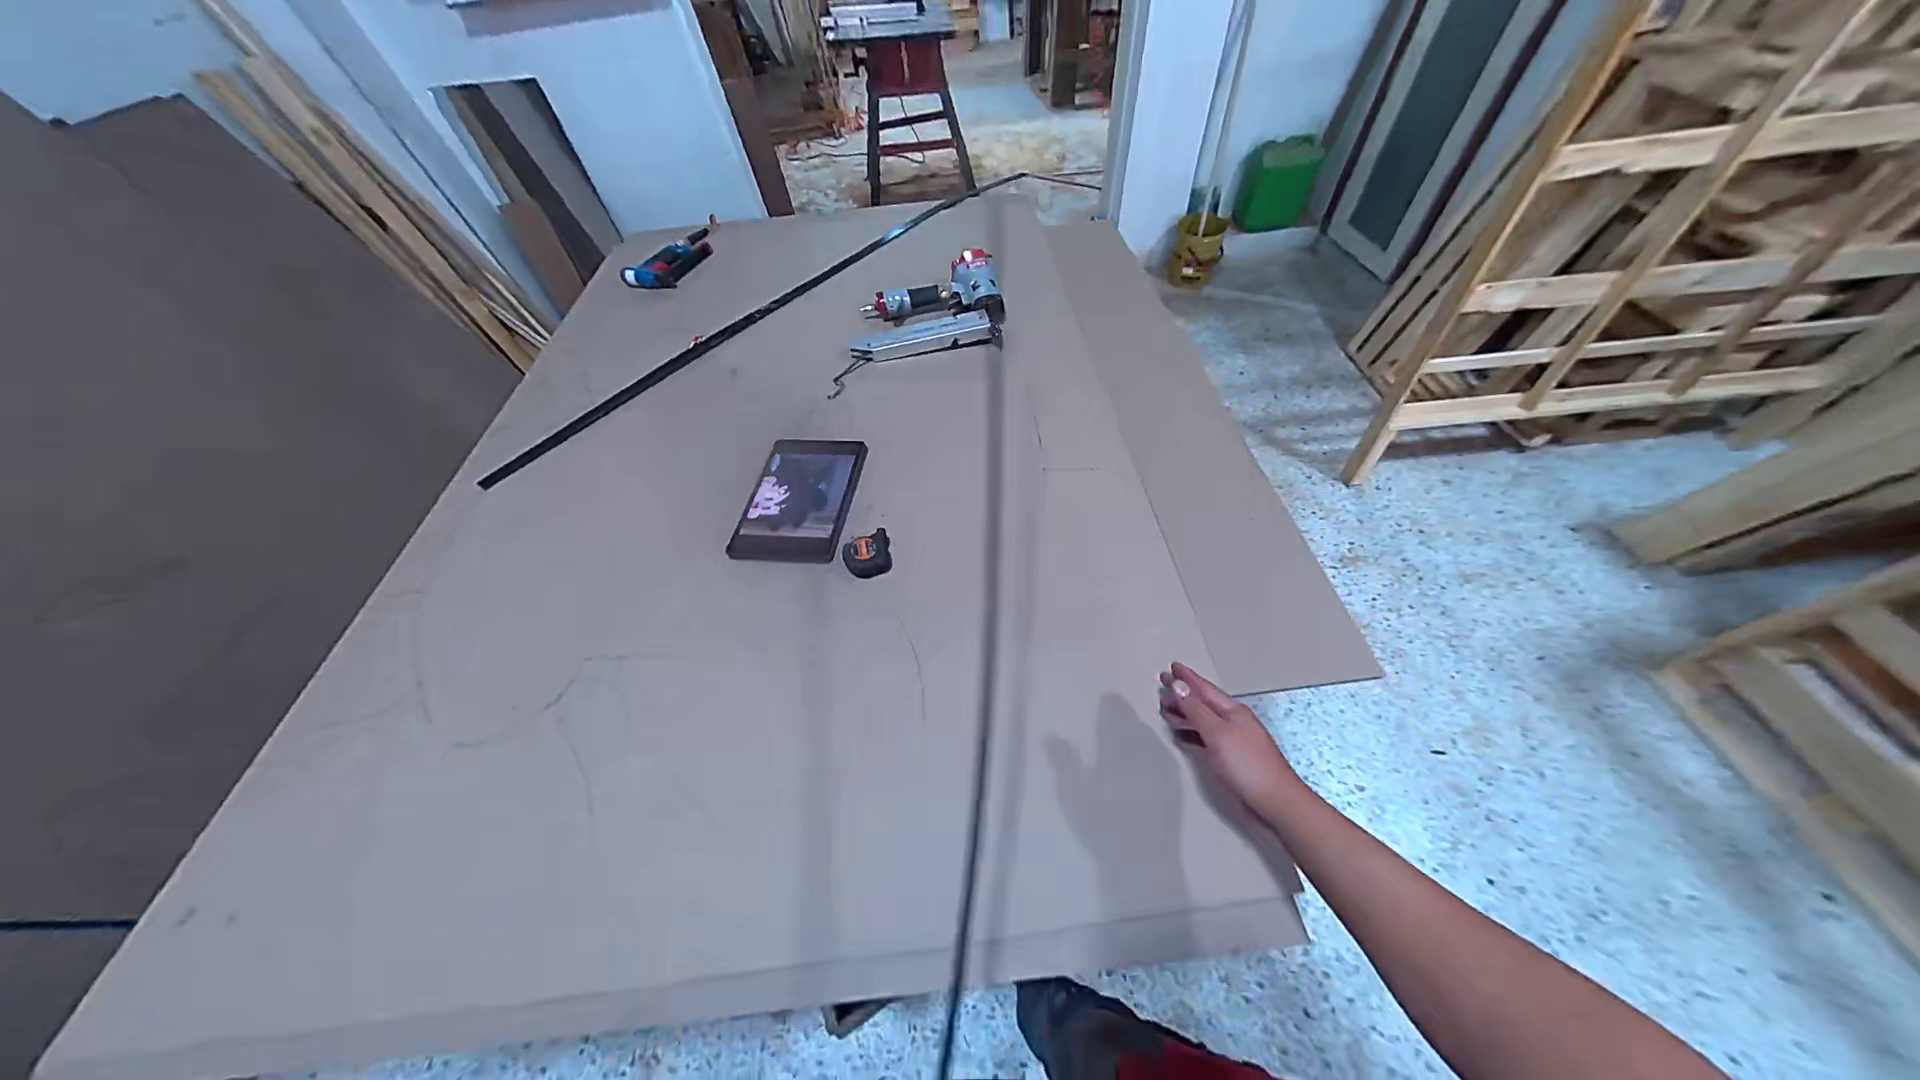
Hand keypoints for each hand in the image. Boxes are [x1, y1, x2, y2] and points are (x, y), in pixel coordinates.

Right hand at [1158, 662, 1300, 813]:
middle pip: (1202, 702)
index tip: (1172, 669)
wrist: (1274, 801)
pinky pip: (1205, 735)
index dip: (1186, 678)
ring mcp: (1233, 739)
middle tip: (1165, 685)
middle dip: (1182, 693)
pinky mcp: (1231, 756)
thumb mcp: (1217, 733)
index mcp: (1232, 711)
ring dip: (1185, 711)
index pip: (1203, 688)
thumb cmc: (1251, 767)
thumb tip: (1179, 687)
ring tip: (1169, 707)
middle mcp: (1234, 722)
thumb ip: (1196, 709)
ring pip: (1203, 718)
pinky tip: (1184, 734)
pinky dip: (1191, 730)